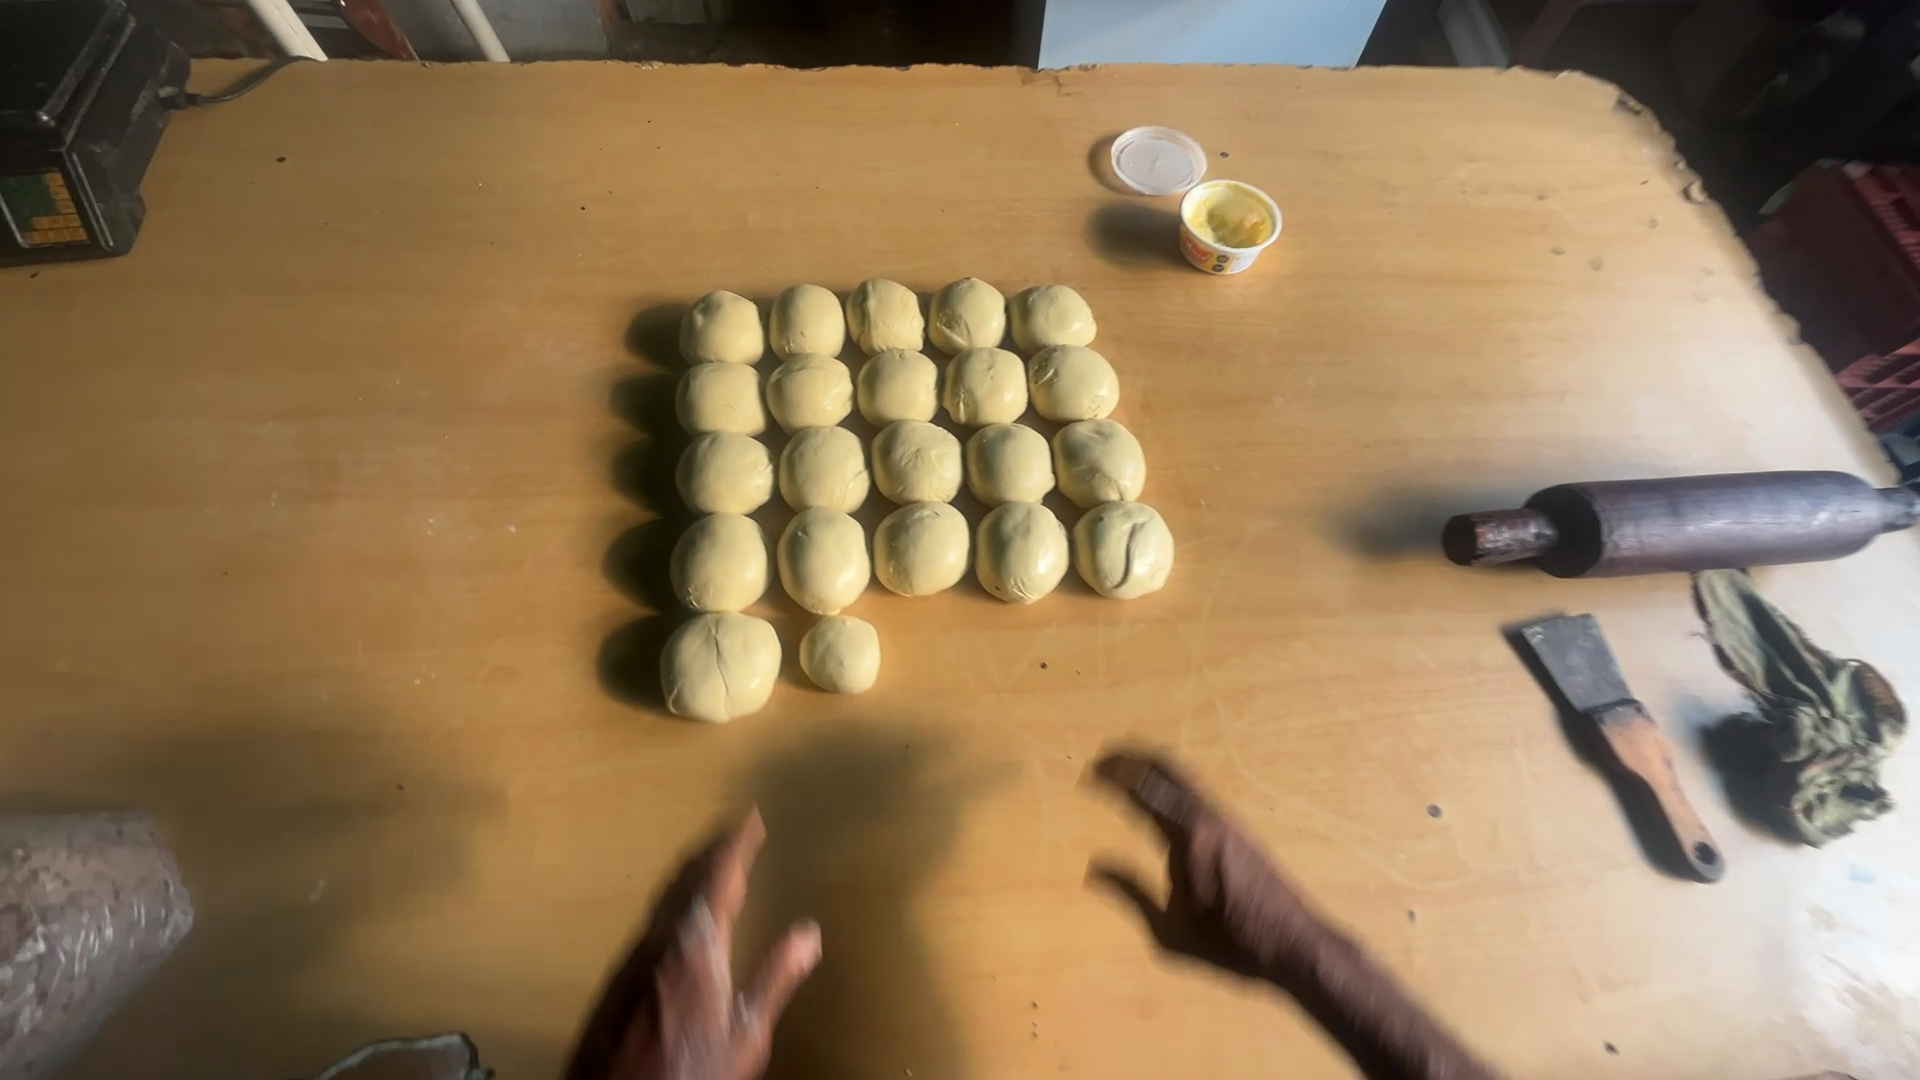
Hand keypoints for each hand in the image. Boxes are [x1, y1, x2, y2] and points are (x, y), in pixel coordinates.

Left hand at [567, 810, 821, 1079]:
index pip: (718, 876)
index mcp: (696, 945)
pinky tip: (680, 913)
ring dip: (691, 871)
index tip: (750, 817)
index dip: (735, 843)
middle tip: (734, 830)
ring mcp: (632, 959)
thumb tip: (809, 933)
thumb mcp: (745, 1034)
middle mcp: (660, 941)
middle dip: (712, 848)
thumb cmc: (689, 1072)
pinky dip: (673, 898)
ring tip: (711, 860)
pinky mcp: (616, 980)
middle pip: (686, 878)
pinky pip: (652, 920)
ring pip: (664, 897)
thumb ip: (775, 978)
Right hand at [1090, 751, 1502, 1079]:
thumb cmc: (1232, 944)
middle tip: (1102, 761)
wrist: (1297, 945)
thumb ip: (1130, 894)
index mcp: (1188, 837)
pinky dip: (1167, 781)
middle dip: (1130, 758)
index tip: (1089, 775)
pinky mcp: (1234, 827)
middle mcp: (1207, 816)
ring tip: (1123, 773)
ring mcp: (1224, 818)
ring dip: (1149, 766)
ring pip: (1181, 774)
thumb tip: (1093, 868)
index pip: (1144, 790)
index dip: (1114, 777)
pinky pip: (1193, 789)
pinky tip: (1156, 797)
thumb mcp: (1171, 932)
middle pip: (1165, 767)